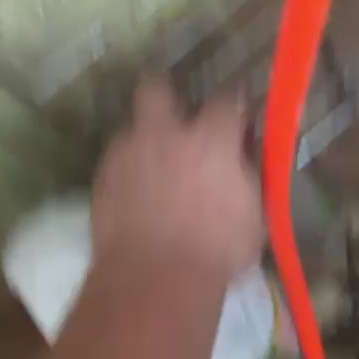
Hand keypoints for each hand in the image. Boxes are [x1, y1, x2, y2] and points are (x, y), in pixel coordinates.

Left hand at [91, 78, 261, 283]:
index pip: (227, 99)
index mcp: (211, 141)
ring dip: (153, 138)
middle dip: (170, 91)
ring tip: (166, 165)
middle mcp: (164, 133)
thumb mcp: (255, 214)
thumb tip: (247, 158)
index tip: (244, 108)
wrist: (157, 273)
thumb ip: (249, 177)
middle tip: (183, 111)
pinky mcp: (103, 174)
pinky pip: (123, 158)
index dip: (237, 100)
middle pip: (157, 85)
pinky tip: (148, 193)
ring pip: (137, 126)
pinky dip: (137, 167)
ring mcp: (127, 150)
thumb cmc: (220, 248)